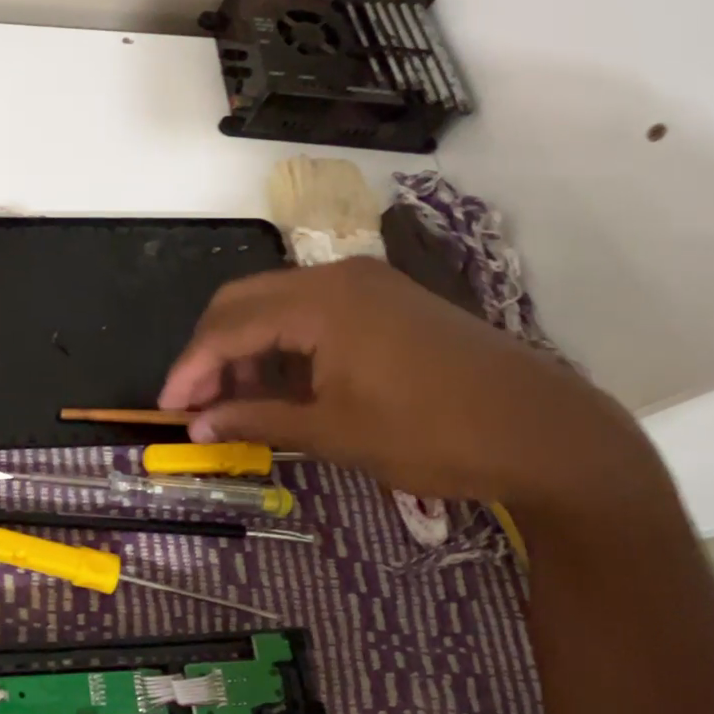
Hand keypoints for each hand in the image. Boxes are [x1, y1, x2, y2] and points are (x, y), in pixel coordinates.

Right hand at [158, 258, 655, 506]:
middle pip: (243, 302)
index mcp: (320, 303)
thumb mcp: (333, 432)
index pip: (228, 328)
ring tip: (234, 402)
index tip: (168, 410)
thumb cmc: (433, 435)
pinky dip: (283, 346)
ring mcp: (366, 285)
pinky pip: (311, 312)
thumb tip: (196, 428)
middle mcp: (337, 278)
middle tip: (195, 404)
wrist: (545, 433)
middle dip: (210, 353)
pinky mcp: (387, 301)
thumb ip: (255, 420)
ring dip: (245, 349)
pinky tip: (280, 386)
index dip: (189, 369)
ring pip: (275, 305)